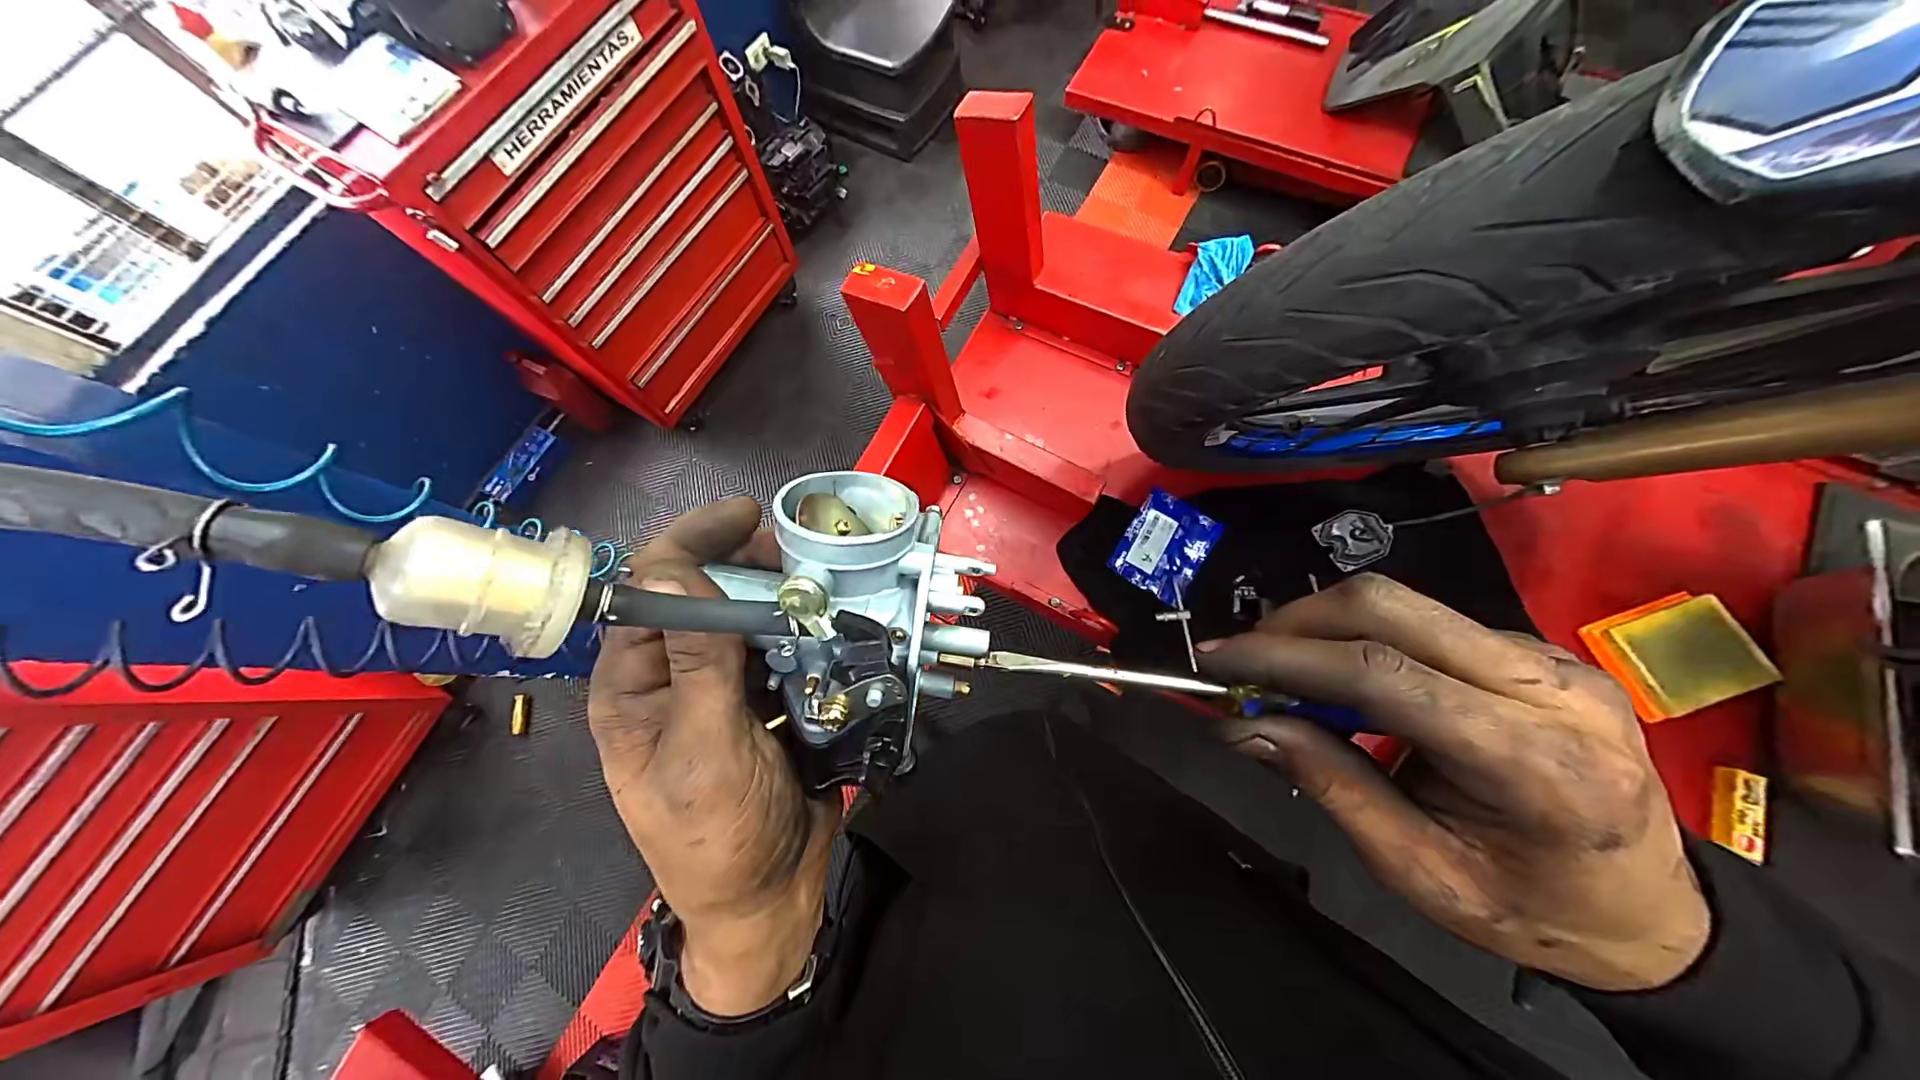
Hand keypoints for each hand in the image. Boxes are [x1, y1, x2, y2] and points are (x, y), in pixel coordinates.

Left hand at [587, 497, 839, 1014]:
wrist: (770, 895)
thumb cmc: (717, 836)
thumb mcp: (702, 751)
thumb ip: (696, 661)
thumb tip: (672, 568)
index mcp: (635, 683)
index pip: (652, 589)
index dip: (693, 542)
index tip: (748, 517)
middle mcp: (676, 672)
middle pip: (705, 594)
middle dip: (748, 564)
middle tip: (799, 551)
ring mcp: (726, 685)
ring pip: (750, 618)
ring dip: (784, 595)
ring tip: (824, 581)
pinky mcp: (768, 698)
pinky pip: (784, 648)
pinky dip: (807, 630)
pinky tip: (833, 622)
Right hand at [1199, 575, 1708, 991]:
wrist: (1658, 917)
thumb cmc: (1534, 910)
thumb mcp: (1419, 870)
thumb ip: (1329, 785)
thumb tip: (1242, 727)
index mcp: (1534, 761)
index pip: (1381, 674)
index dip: (1284, 658)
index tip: (1217, 661)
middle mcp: (1551, 687)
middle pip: (1391, 607)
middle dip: (1296, 621)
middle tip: (1242, 657)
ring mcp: (1551, 659)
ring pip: (1406, 604)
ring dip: (1323, 625)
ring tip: (1281, 670)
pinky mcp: (1537, 651)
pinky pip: (1426, 621)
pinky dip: (1361, 637)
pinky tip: (1342, 678)